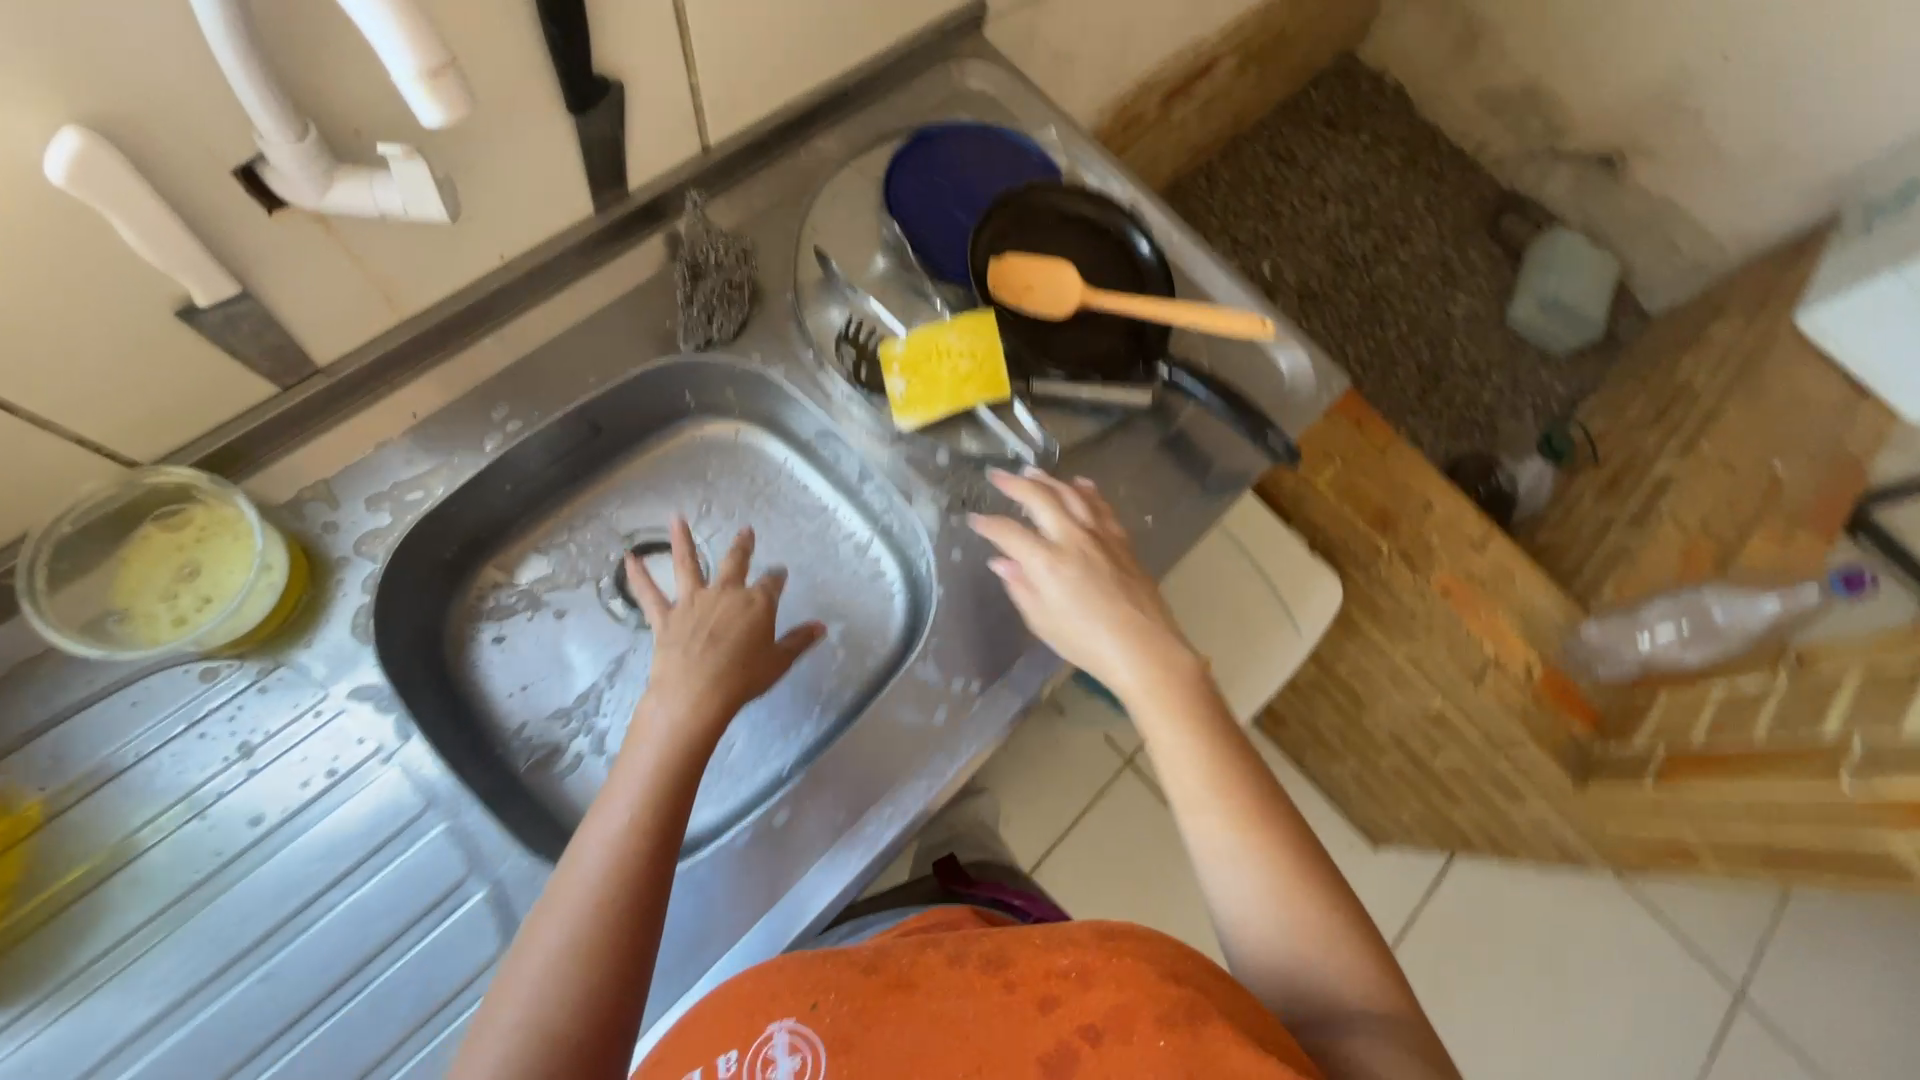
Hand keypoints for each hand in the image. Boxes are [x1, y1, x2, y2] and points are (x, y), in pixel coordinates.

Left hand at [623, 517, 825, 755]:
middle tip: (746, 531)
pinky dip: (638, 575)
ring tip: (676, 519)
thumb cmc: (743, 678)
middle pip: (735, 562)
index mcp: (757, 603)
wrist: (696, 694)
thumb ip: (799, 641)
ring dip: (682, 540)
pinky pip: (649, 593)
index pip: (772, 582)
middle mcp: (726, 594)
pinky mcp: (666, 617)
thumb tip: (821, 627)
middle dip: (743, 546)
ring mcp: (693, 602)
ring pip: (688, 564)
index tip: (780, 573)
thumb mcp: (779, 662)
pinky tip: (628, 558)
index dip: (778, 577)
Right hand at [968, 467, 1201, 702]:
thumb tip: (1001, 562)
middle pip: (1040, 499)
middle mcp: (1071, 538)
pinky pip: (1100, 506)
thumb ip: (1020, 586)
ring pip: (1071, 495)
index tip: (973, 519)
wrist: (1142, 647)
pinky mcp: (1121, 540)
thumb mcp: (1041, 621)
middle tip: (997, 475)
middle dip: (1014, 485)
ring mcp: (1099, 536)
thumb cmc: (1085, 642)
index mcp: (1046, 561)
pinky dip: (1086, 491)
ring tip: (1032, 472)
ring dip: (1048, 480)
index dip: (987, 524)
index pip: (1008, 533)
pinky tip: (1080, 484)